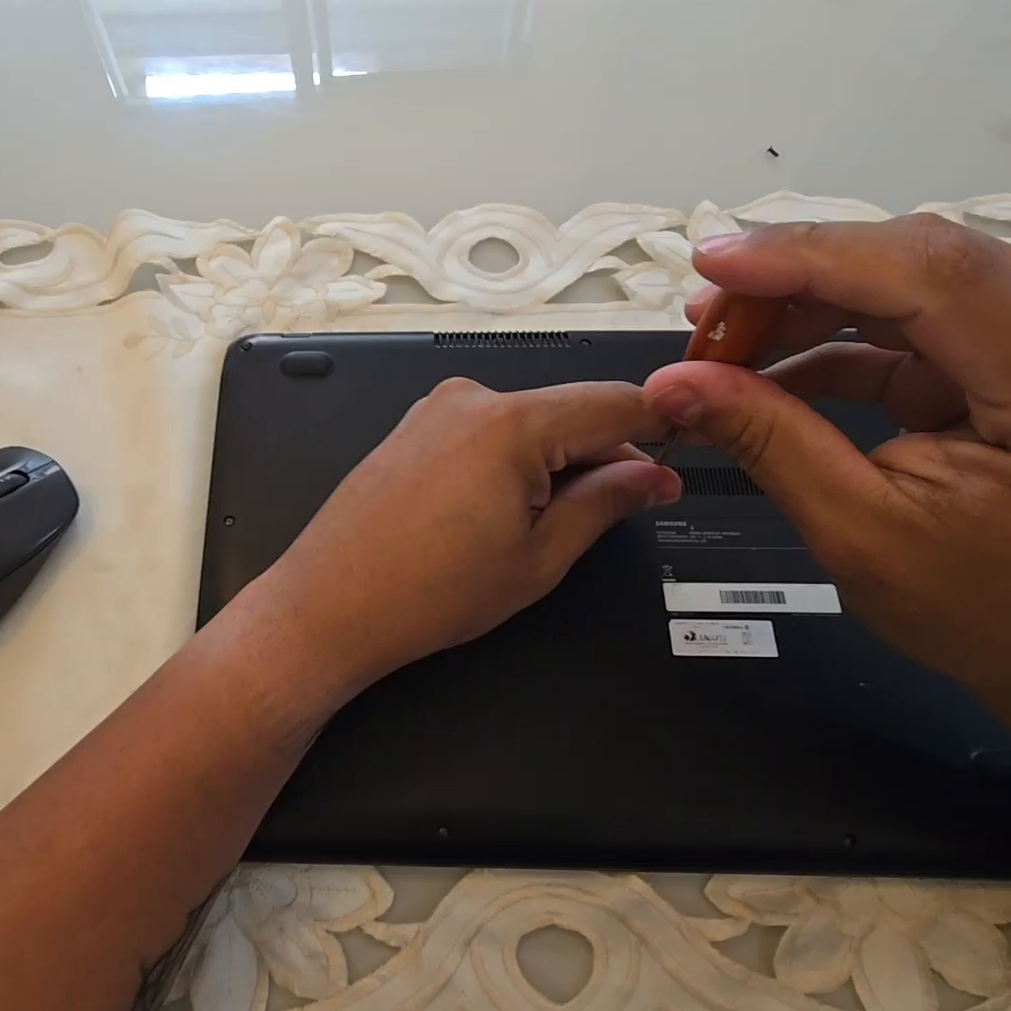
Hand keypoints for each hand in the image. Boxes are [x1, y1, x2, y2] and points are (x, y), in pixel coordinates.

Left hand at [243, 378, 676, 693]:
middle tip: (626, 505)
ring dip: (555, 462)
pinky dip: (511, 462)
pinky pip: (483, 434)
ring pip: (525, 425)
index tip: (682, 446)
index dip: (659, 426)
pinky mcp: (411, 433)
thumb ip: (604, 504)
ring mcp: (432, 414)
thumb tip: (648, 476)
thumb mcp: (538, 558)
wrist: (328, 607)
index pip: (613, 403)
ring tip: (549, 525)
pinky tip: (504, 512)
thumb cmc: (419, 592)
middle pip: (568, 412)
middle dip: (604, 455)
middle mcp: (467, 402)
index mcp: (509, 424)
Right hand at [644, 215, 1010, 702]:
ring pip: (909, 284)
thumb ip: (768, 441)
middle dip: (794, 282)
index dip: (810, 256)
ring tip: (719, 348)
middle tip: (701, 324)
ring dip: (806, 308)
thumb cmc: (985, 614)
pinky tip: (766, 371)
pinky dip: (832, 342)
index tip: (710, 262)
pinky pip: (913, 325)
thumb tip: (672, 383)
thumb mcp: (858, 533)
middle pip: (919, 264)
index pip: (932, 274)